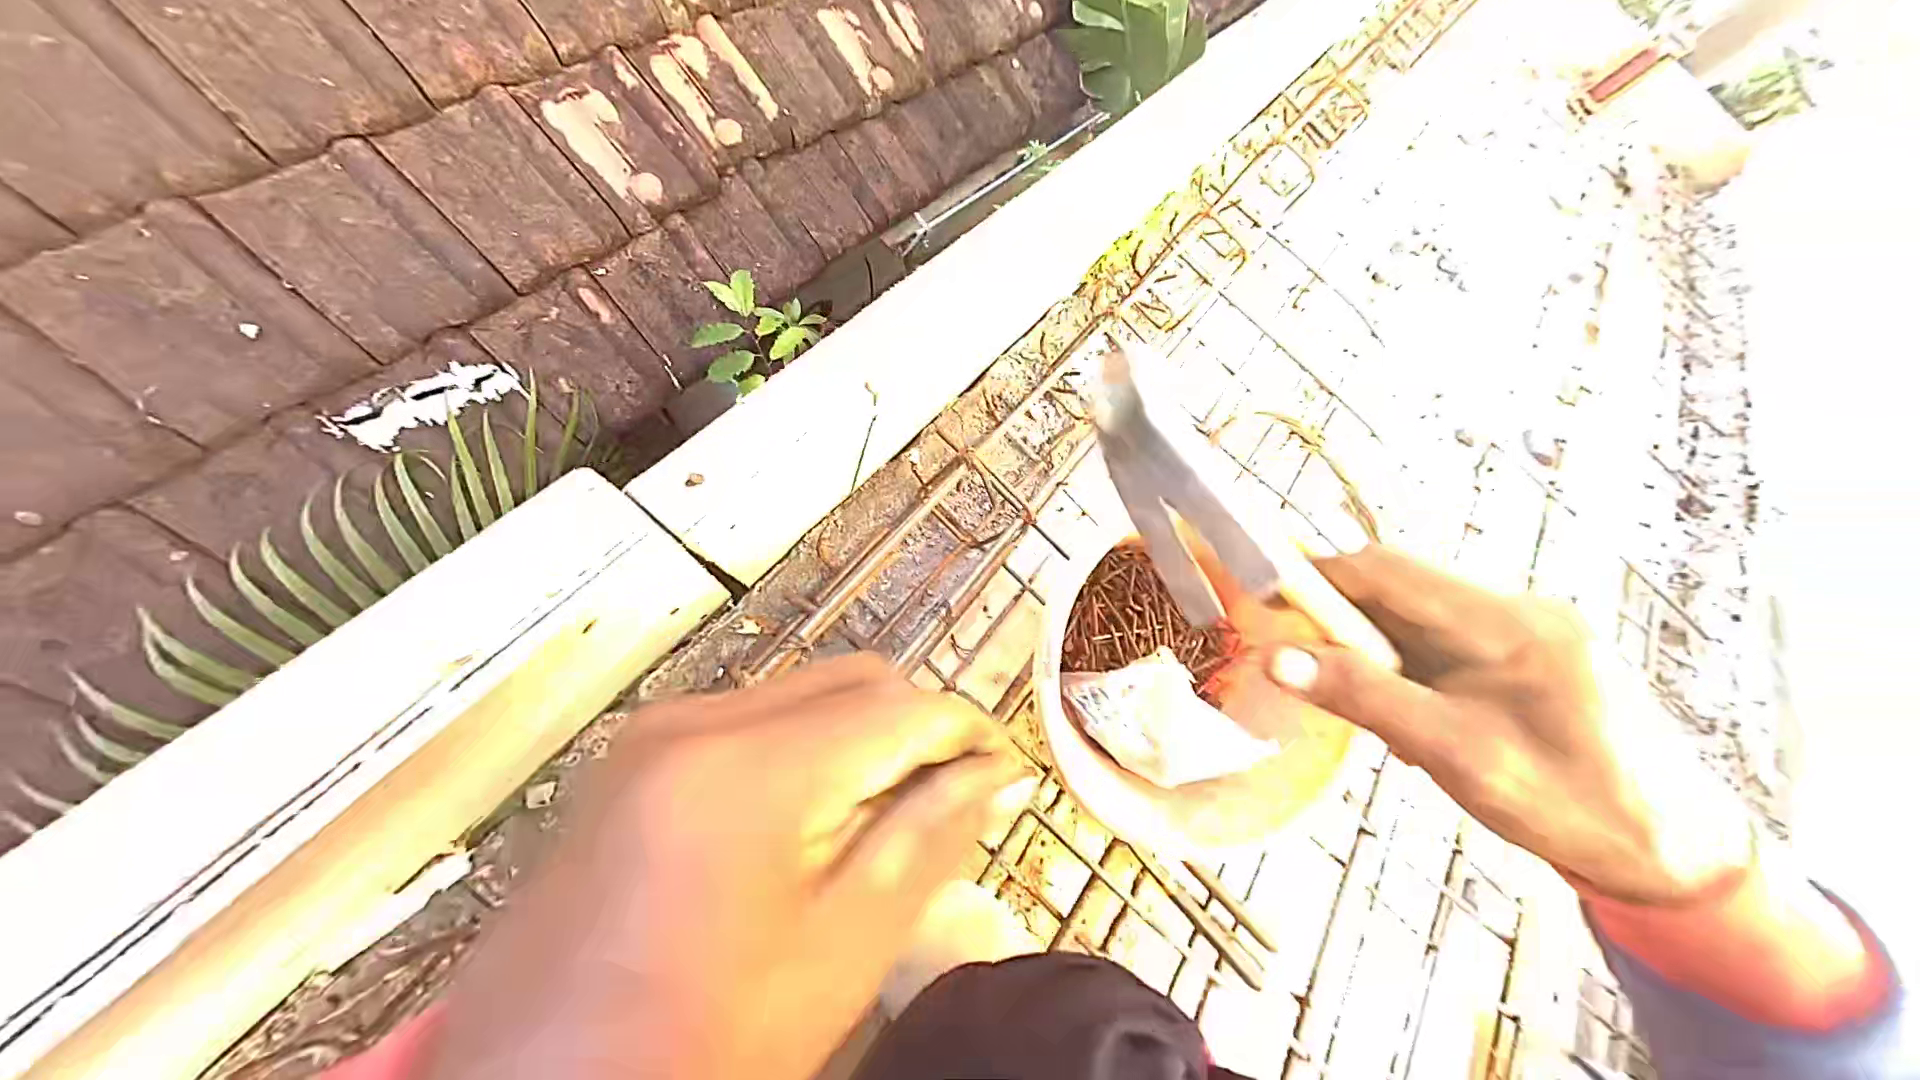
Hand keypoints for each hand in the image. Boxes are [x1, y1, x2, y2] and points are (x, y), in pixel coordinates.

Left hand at [424, 654, 1032, 1079]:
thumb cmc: (702, 1045)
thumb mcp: (840, 947)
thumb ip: (928, 836)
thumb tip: (998, 773)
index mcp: (748, 772)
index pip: (897, 709)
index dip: (965, 730)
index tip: (1004, 768)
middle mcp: (699, 719)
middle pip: (856, 681)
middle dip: (918, 727)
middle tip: (948, 795)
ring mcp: (662, 725)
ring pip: (810, 690)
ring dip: (866, 734)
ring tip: (883, 809)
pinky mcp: (641, 745)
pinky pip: (760, 713)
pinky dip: (811, 742)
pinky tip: (815, 809)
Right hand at [1262, 545, 1753, 905]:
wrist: (1684, 856)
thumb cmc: (1574, 808)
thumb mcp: (1457, 756)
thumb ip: (1364, 697)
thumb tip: (1277, 660)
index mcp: (1508, 623)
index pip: (1384, 571)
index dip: (1315, 576)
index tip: (1264, 599)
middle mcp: (1516, 607)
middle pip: (1395, 585)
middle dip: (1339, 616)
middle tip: (1305, 663)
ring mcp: (1522, 626)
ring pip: (1410, 611)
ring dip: (1369, 644)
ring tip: (1371, 704)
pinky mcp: (1523, 648)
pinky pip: (1436, 635)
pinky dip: (1400, 660)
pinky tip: (1411, 708)